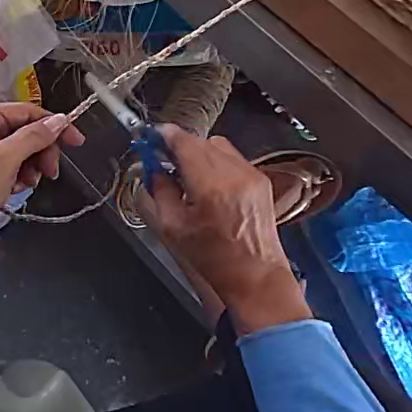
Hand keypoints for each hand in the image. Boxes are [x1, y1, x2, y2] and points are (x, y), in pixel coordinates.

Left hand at [0, 104, 84, 298]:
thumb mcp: (5, 159)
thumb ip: (35, 136)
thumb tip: (61, 119)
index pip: (26, 112)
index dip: (54, 126)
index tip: (77, 141)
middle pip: (26, 131)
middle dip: (41, 151)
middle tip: (50, 172)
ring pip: (22, 150)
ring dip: (31, 167)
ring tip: (27, 184)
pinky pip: (12, 166)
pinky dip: (20, 177)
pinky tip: (15, 190)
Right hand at [139, 126, 310, 333]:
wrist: (255, 275)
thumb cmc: (216, 258)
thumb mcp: (173, 227)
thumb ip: (159, 192)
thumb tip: (153, 171)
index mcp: (210, 185)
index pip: (183, 142)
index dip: (163, 135)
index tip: (151, 136)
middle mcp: (234, 173)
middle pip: (198, 141)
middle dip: (178, 146)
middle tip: (162, 159)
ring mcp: (250, 174)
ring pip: (216, 145)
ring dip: (198, 152)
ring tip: (187, 175)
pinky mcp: (260, 179)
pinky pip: (232, 157)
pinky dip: (216, 162)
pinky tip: (208, 183)